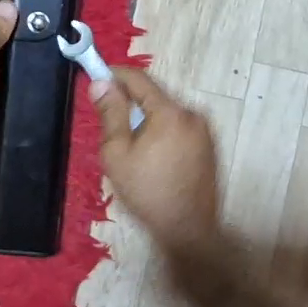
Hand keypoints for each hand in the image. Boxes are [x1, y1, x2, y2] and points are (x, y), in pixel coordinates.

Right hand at [88, 67, 220, 253]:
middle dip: (132, 103)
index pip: (139, 79)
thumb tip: (101, 83)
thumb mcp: (117, 153)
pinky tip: (154, 158)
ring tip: (133, 148)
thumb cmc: (147, 192)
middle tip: (112, 125)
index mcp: (170, 112)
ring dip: (148, 119)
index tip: (97, 78)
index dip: (115, 75)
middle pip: (155, 96)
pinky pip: (180, 127)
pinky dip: (164, 132)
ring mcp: (205, 130)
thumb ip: (110, 114)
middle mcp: (193, 114)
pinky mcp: (210, 146)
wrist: (189, 231)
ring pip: (168, 112)